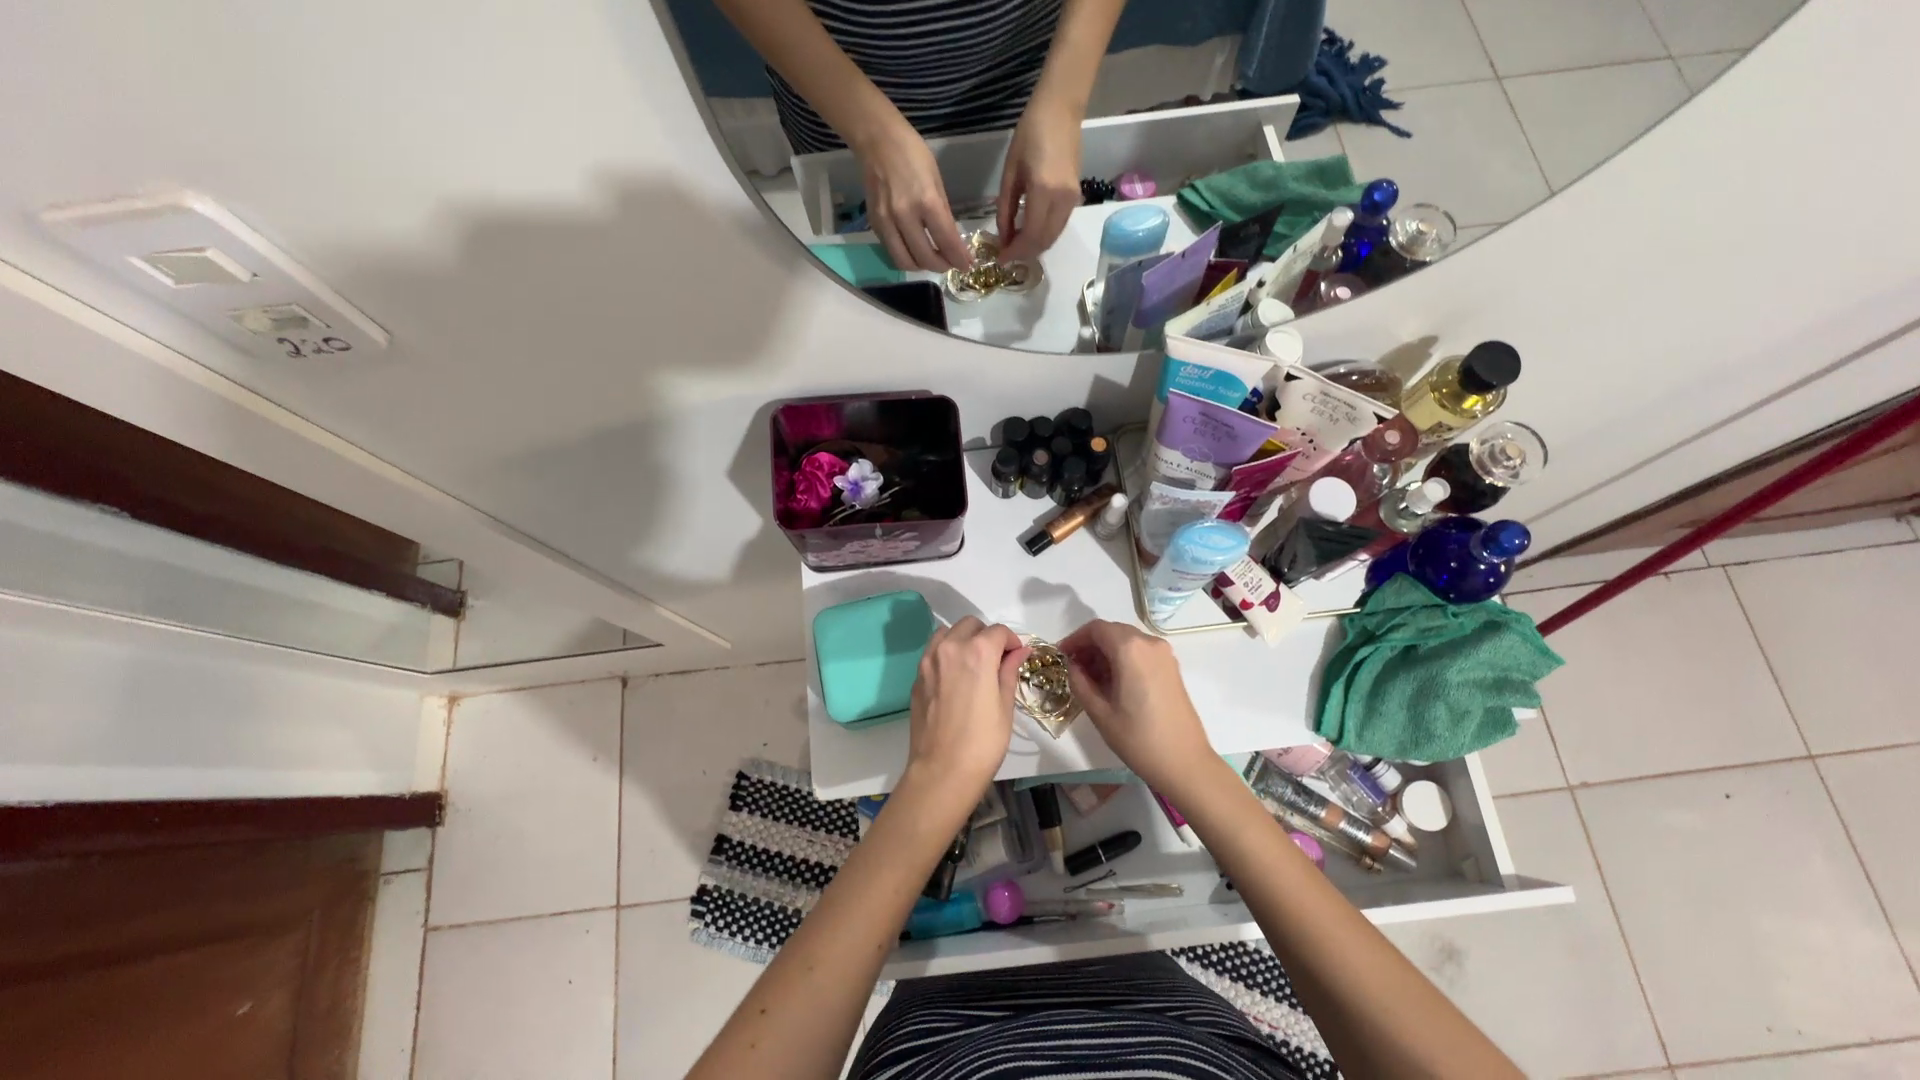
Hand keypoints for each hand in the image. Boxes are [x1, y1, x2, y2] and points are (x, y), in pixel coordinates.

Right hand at [849, 113, 971, 272]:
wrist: (877, 141)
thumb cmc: (912, 154)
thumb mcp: (936, 181)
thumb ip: (943, 213)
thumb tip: (951, 240)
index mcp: (926, 201)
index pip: (946, 241)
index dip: (959, 258)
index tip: (967, 265)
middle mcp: (904, 216)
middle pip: (925, 258)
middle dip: (942, 267)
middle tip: (950, 264)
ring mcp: (886, 222)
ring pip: (905, 262)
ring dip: (921, 267)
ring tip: (932, 260)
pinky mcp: (874, 224)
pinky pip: (892, 251)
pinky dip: (906, 256)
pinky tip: (915, 250)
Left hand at [902, 617, 1027, 813]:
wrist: (942, 771)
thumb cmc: (983, 742)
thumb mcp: (1005, 706)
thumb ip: (1009, 672)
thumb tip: (1020, 652)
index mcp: (977, 652)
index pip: (998, 631)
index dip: (1012, 641)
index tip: (1017, 657)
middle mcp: (949, 649)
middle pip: (970, 625)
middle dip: (986, 636)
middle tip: (997, 660)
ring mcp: (928, 662)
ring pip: (946, 633)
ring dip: (962, 640)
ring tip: (974, 665)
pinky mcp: (916, 678)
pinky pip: (932, 653)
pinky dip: (946, 655)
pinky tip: (956, 679)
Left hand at [996, 96, 1083, 261]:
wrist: (1060, 111)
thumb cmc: (1029, 135)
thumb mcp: (1010, 173)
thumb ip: (1005, 208)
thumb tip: (1003, 237)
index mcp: (1043, 192)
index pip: (1030, 236)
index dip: (1015, 252)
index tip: (1000, 259)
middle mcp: (1062, 200)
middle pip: (1044, 241)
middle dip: (1025, 253)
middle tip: (1007, 255)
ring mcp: (1073, 200)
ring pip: (1054, 236)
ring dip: (1035, 246)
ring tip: (1016, 245)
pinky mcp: (1076, 196)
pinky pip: (1059, 225)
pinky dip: (1044, 235)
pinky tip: (1029, 231)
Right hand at [1059, 620, 1214, 792]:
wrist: (1184, 761)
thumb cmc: (1138, 738)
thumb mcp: (1099, 712)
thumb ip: (1080, 682)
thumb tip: (1072, 666)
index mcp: (1130, 649)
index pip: (1096, 629)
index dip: (1075, 639)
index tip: (1061, 656)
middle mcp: (1150, 644)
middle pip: (1112, 632)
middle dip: (1090, 646)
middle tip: (1073, 669)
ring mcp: (1165, 655)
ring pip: (1127, 641)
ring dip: (1106, 653)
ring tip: (1091, 680)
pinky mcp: (1171, 668)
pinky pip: (1141, 652)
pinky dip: (1123, 659)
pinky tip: (1113, 684)